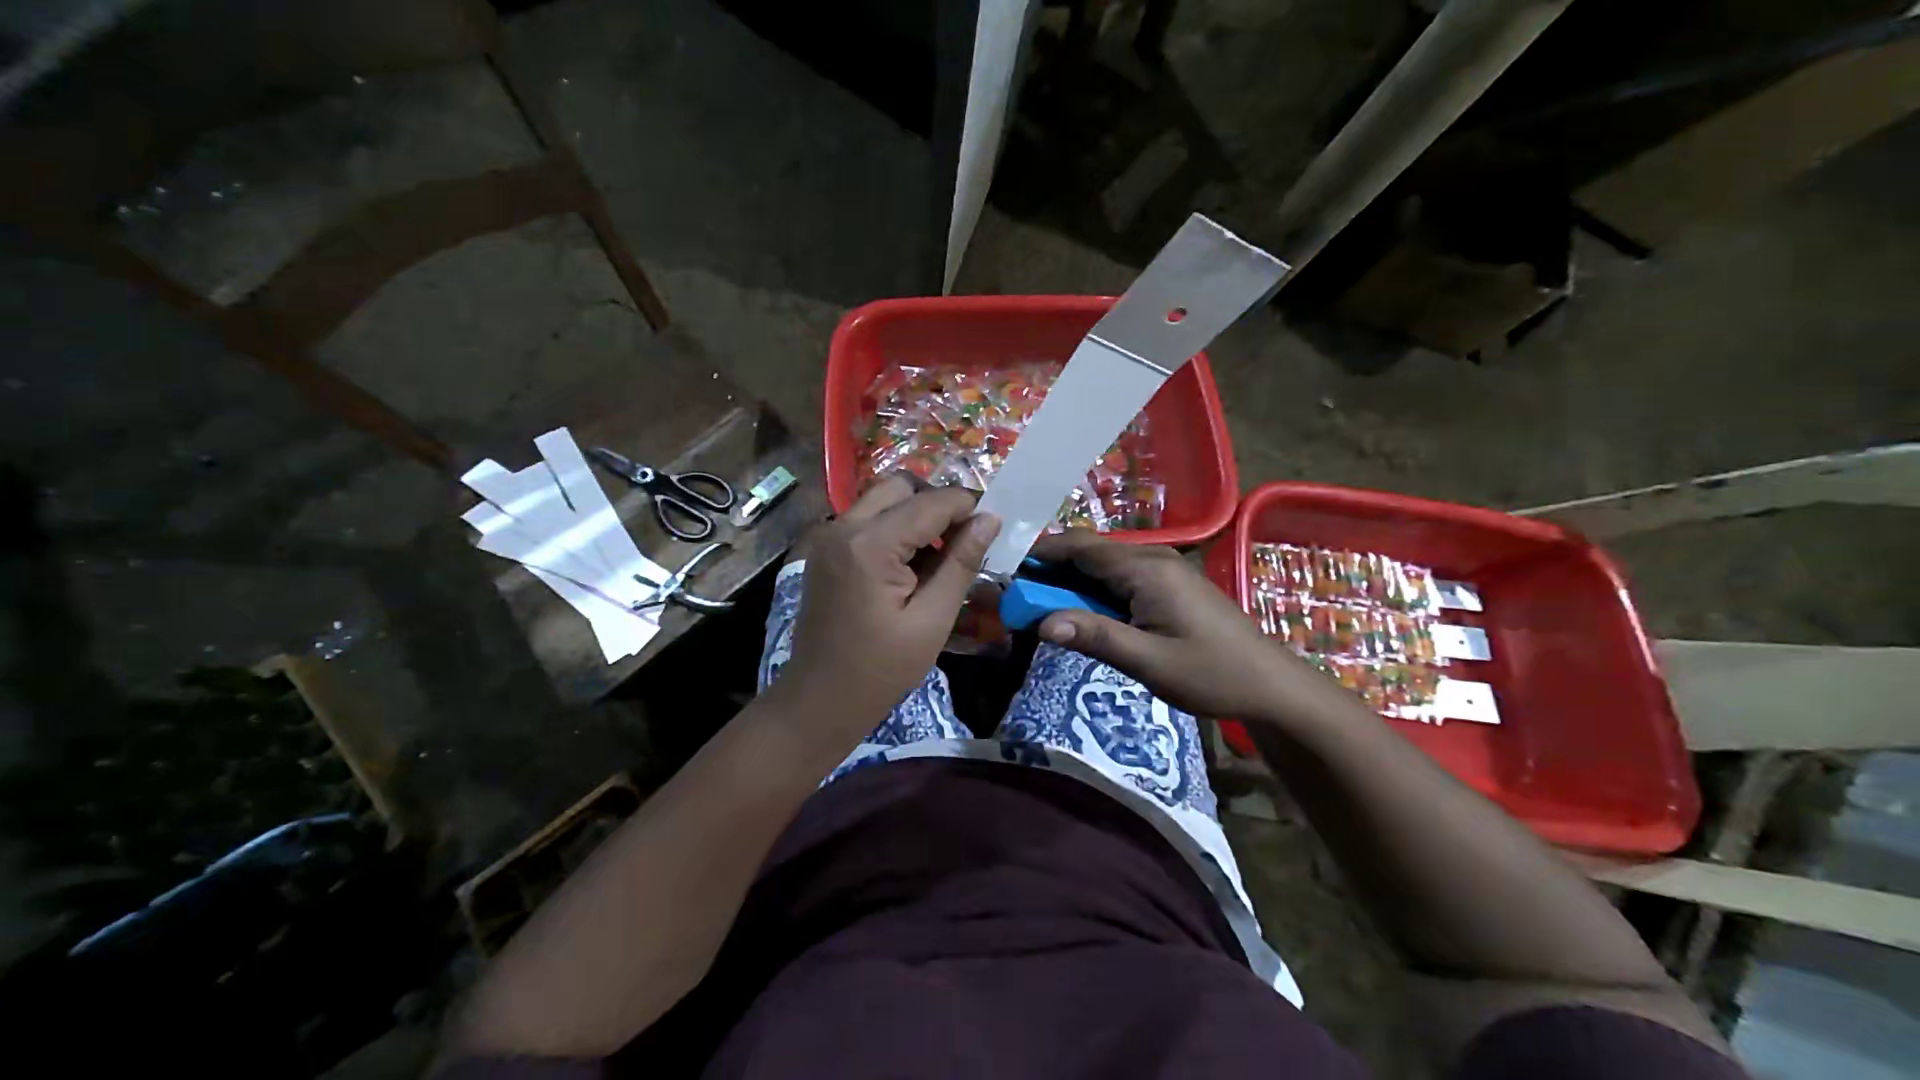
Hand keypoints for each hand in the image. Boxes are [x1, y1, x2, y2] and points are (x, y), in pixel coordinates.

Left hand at [776, 475, 1000, 729]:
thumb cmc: (882, 668)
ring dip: (915, 512)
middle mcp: (844, 527)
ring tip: (939, 554)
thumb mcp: (933, 619)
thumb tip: (990, 519)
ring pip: (882, 497)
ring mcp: (829, 535)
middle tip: (963, 539)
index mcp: (870, 545)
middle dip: (938, 503)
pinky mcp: (826, 548)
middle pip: (901, 486)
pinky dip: (894, 526)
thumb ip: (961, 563)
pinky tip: (910, 562)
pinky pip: (866, 518)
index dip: (967, 506)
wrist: (820, 697)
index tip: (993, 525)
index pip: (931, 502)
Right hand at [1029, 530, 1314, 719]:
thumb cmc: (1212, 674)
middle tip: (1016, 593)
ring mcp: (1164, 569)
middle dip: (1050, 568)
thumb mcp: (1150, 662)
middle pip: (1089, 551)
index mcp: (1146, 569)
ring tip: (1038, 603)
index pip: (1080, 547)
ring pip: (1103, 563)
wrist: (1270, 686)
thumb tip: (1042, 623)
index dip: (1040, 554)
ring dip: (1070, 579)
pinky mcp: (1169, 584)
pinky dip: (1093, 588)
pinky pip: (1120, 575)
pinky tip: (1079, 610)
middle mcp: (1153, 558)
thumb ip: (1096, 637)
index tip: (1005, 569)